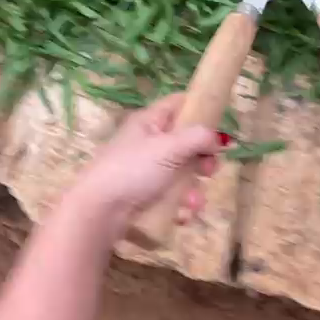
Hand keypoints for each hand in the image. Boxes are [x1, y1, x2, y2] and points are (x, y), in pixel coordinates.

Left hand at [64, 93, 225, 233]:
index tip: (221, 124)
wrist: (99, 211)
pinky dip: (181, 205)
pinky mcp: (145, 194)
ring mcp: (146, 169)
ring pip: (182, 172)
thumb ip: (197, 137)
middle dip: (202, 158)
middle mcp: (148, 142)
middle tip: (210, 171)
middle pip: (186, 142)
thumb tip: (220, 137)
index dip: (201, 109)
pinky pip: (172, 195)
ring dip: (193, 188)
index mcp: (150, 122)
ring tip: (193, 203)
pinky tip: (182, 216)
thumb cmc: (132, 170)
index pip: (179, 103)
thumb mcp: (168, 148)